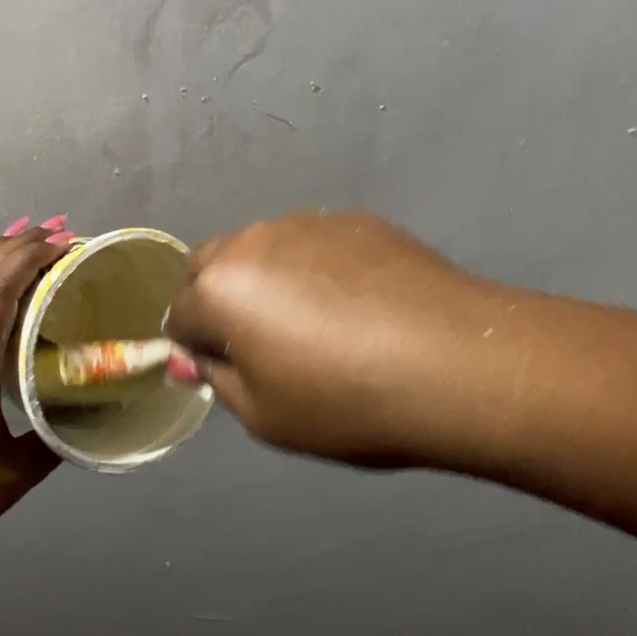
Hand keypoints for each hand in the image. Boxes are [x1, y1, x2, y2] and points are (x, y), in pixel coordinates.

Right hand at [165, 210, 506, 468]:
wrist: (458, 361)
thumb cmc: (348, 402)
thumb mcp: (266, 416)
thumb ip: (217, 379)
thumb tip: (193, 356)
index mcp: (218, 290)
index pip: (178, 315)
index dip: (197, 347)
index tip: (230, 371)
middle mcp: (250, 242)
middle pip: (209, 265)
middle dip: (219, 298)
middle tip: (265, 342)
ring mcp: (303, 223)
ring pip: (260, 248)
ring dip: (266, 277)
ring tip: (320, 322)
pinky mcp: (351, 219)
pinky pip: (310, 242)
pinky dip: (315, 267)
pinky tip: (358, 304)